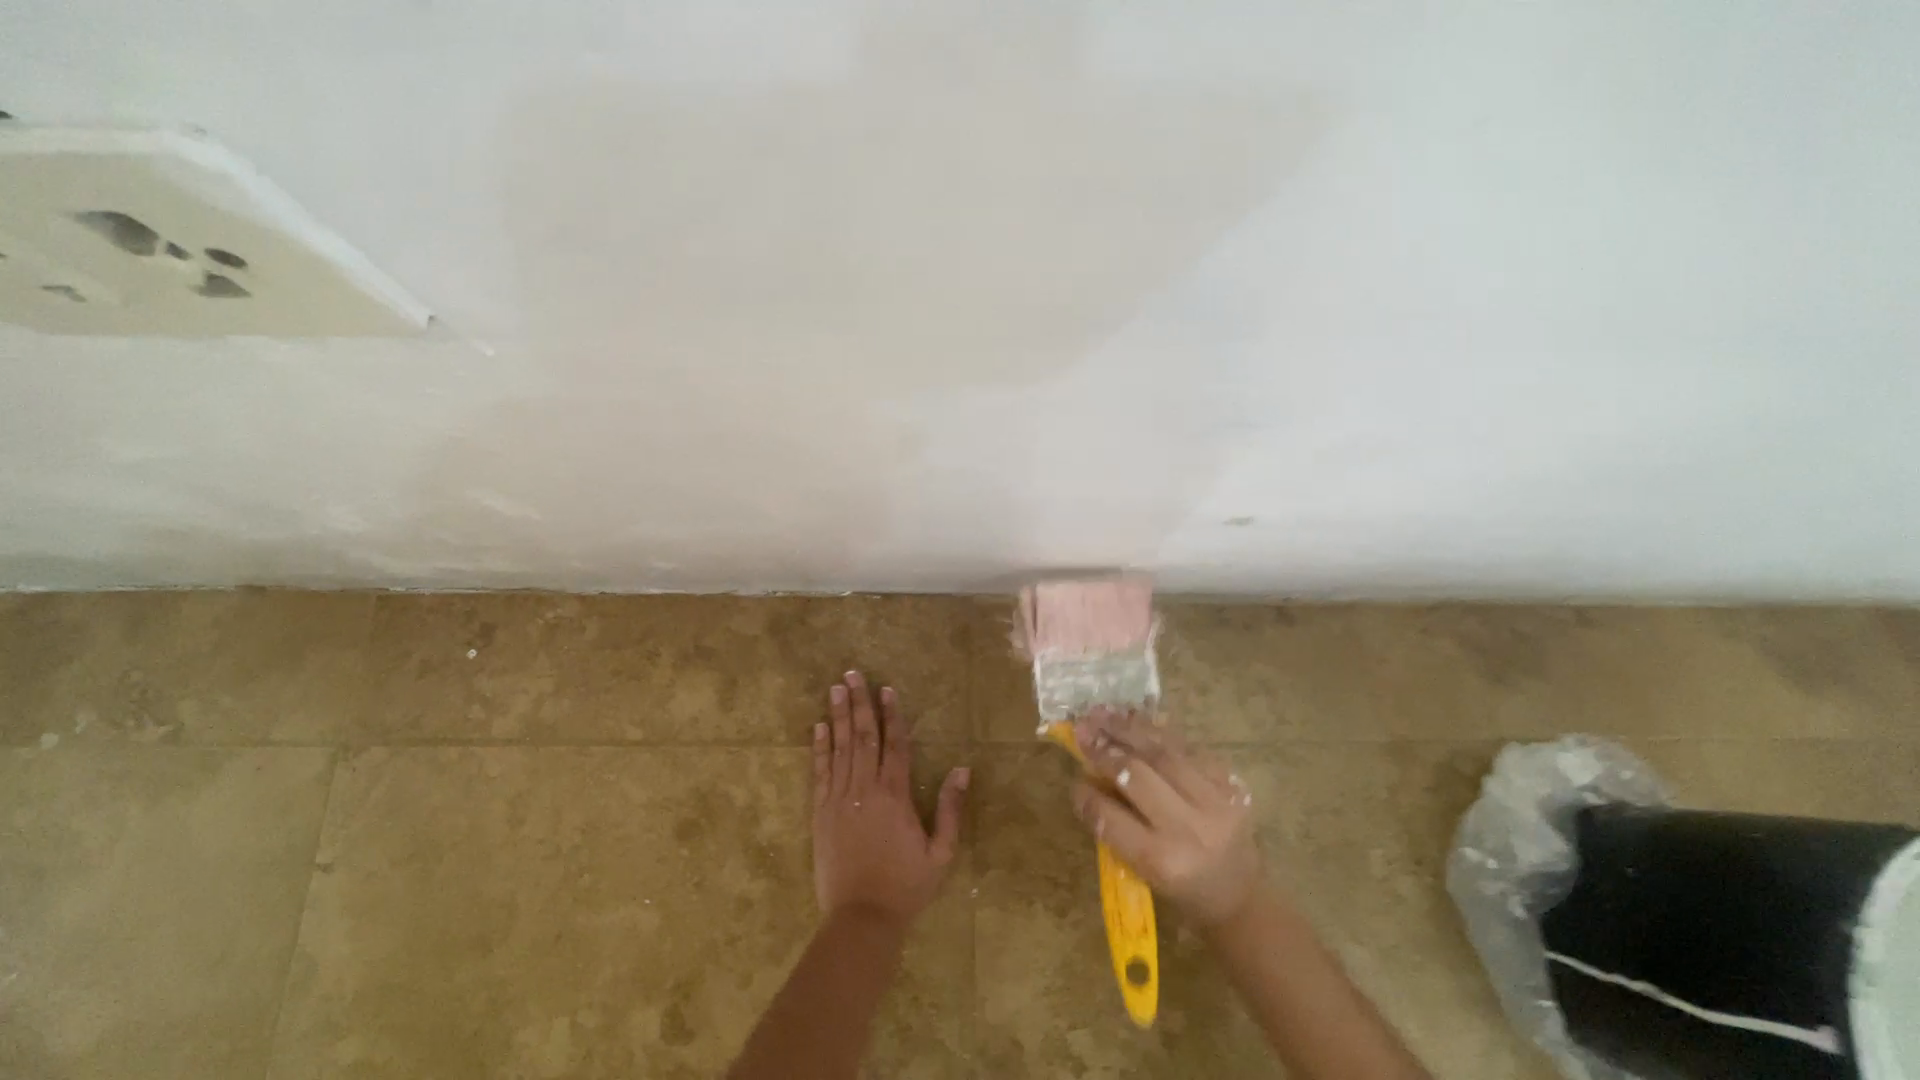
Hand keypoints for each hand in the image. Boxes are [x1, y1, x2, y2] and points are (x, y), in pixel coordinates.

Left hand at [813, 671, 968, 924]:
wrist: (861, 917)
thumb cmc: (907, 887)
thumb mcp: (941, 853)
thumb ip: (950, 809)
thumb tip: (962, 770)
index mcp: (895, 795)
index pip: (894, 744)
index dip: (891, 714)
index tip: (886, 688)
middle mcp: (865, 789)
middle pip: (862, 736)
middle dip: (858, 702)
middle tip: (852, 673)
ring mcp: (839, 799)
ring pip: (838, 748)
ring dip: (837, 716)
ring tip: (835, 688)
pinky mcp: (820, 813)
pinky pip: (820, 772)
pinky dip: (818, 748)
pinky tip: (817, 727)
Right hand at [1071, 708, 1262, 926]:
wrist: (1240, 895)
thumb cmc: (1182, 890)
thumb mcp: (1143, 871)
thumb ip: (1116, 827)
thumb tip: (1089, 780)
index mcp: (1162, 860)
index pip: (1112, 818)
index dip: (1088, 796)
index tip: (1073, 780)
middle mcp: (1190, 829)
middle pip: (1139, 777)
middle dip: (1106, 750)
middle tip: (1082, 730)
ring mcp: (1216, 802)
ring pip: (1165, 753)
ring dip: (1129, 729)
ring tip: (1103, 713)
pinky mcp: (1231, 785)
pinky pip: (1189, 749)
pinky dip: (1159, 732)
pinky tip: (1138, 720)